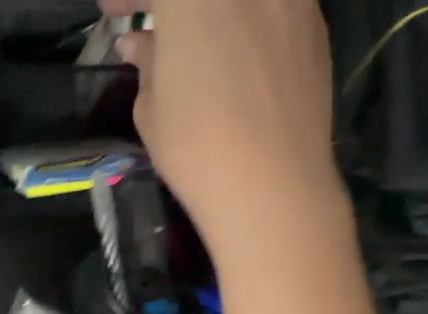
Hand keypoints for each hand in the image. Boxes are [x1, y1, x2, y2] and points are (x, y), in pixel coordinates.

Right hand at [103, 0, 342, 233]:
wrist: (272, 183)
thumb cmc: (196, 146)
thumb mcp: (151, 108)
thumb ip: (148, 63)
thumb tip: (140, 44)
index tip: (112, 11)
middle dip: (170, 3)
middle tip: (153, 28)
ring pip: (240, 1)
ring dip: (212, 11)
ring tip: (194, 42)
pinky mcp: (315, 22)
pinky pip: (271, 8)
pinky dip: (246, 19)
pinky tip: (232, 54)